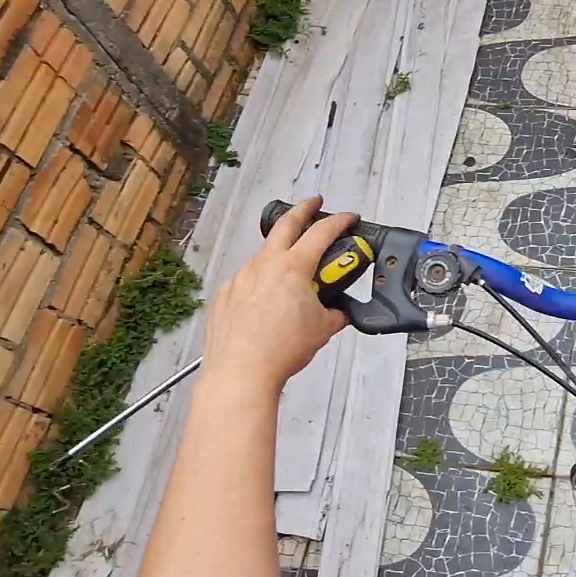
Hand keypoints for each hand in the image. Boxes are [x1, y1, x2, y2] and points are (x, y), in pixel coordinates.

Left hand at [203, 197, 355, 390]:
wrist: (242, 371)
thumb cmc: (281, 350)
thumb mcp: (323, 329)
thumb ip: (335, 312)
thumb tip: (340, 311)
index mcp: (293, 267)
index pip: (322, 232)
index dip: (340, 221)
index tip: (349, 218)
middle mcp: (264, 265)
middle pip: (286, 223)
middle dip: (303, 209)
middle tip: (314, 204)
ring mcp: (241, 277)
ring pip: (265, 254)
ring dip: (281, 253)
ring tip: (294, 271)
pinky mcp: (226, 294)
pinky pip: (248, 279)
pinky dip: (262, 282)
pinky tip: (269, 303)